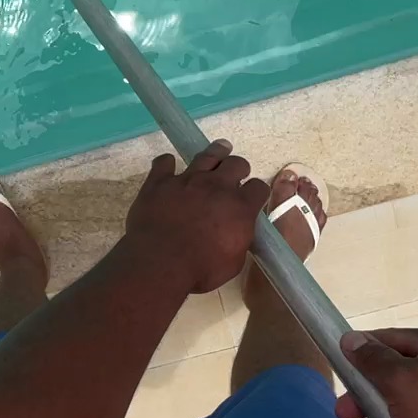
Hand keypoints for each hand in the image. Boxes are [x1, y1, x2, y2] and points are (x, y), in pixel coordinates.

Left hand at [123, 140, 270, 293]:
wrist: (161, 260)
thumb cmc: (201, 269)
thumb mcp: (233, 261)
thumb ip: (238, 239)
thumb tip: (237, 232)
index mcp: (239, 207)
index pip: (258, 188)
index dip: (256, 191)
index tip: (252, 196)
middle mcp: (216, 186)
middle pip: (235, 164)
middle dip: (238, 167)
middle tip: (236, 171)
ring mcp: (186, 180)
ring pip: (206, 156)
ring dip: (215, 152)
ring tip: (220, 148)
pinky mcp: (159, 182)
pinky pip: (163, 163)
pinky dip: (166, 163)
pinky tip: (166, 166)